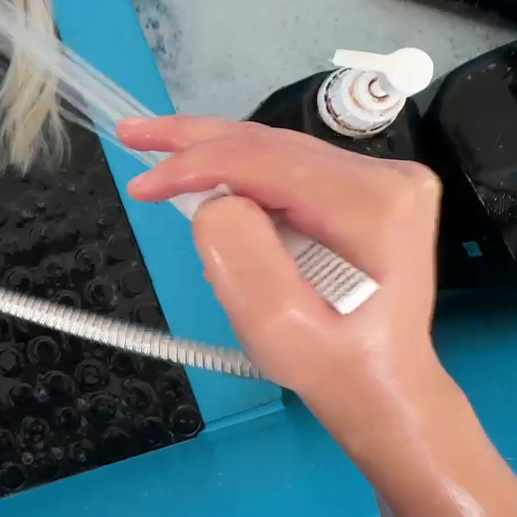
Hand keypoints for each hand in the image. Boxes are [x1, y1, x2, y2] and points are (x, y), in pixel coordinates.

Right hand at [121, 117, 464, 459]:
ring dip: (209, 147)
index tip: (140, 186)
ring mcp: (378, 180)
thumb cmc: (325, 362)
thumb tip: (214, 202)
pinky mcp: (364, 190)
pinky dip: (233, 166)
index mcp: (371, 204)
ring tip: (153, 144)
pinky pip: (282, 165)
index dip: (192, 165)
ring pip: (272, 149)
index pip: (261, 160)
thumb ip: (239, 253)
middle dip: (192, 139)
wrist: (376, 384)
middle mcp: (384, 177)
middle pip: (267, 143)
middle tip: (132, 132)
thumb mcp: (274, 323)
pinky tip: (199, 170)